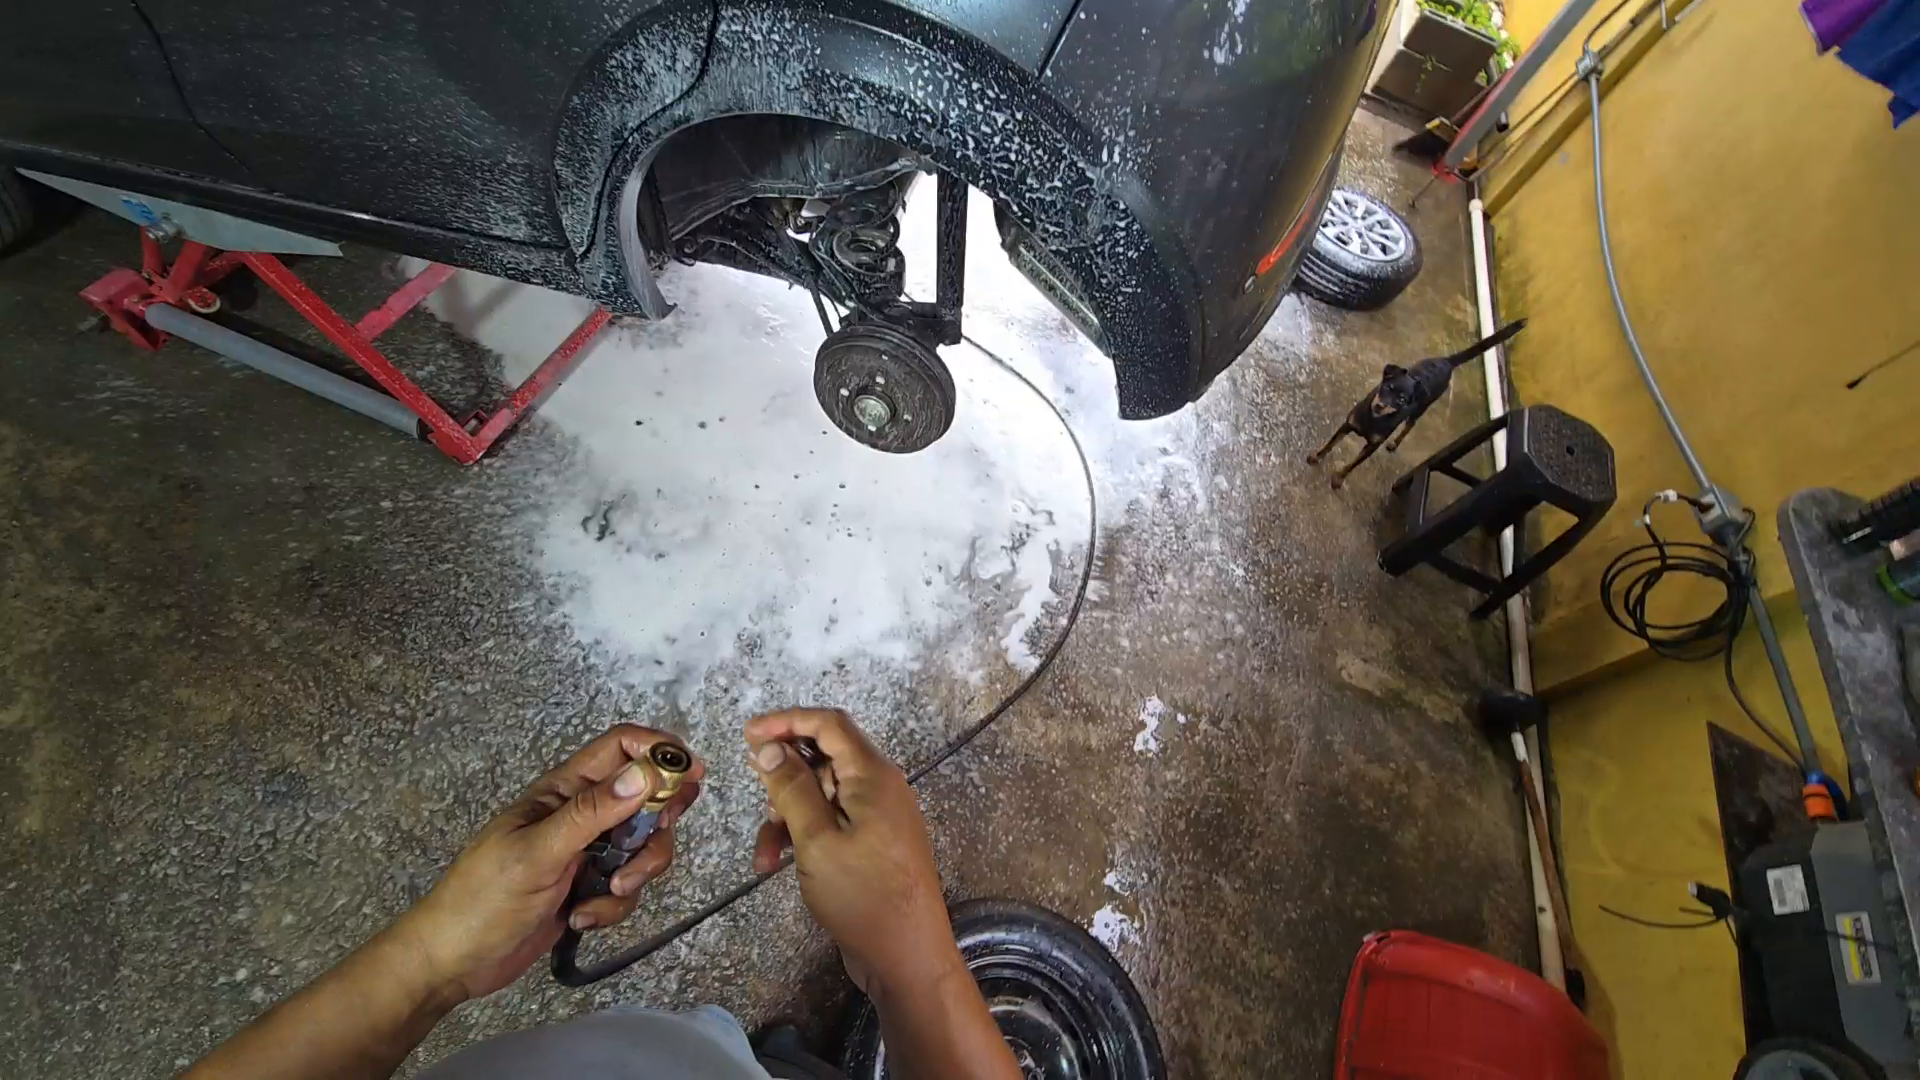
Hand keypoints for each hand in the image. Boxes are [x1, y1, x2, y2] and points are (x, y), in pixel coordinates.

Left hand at [392, 725, 703, 1001]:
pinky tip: (583, 918)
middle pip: (647, 793)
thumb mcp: (537, 853)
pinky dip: (616, 904)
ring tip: (610, 893)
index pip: (621, 746)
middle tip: (660, 833)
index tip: (690, 773)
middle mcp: (584, 813)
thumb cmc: (482, 899)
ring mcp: (590, 850)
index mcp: (565, 790)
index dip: (658, 750)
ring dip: (640, 869)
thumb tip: (646, 772)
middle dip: (660, 817)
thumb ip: (593, 812)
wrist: (448, 968)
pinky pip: (629, 883)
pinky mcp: (592, 886)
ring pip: (646, 842)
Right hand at [745, 708, 960, 997]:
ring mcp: (878, 812)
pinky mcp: (872, 838)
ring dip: (788, 814)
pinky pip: (832, 819)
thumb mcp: (816, 839)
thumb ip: (792, 788)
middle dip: (785, 776)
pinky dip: (804, 833)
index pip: (829, 724)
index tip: (748, 733)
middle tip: (756, 796)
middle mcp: (879, 784)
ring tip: (764, 851)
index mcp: (872, 773)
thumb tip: (770, 745)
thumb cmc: (862, 893)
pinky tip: (775, 862)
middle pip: (824, 757)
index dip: (787, 720)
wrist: (907, 954)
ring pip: (822, 792)